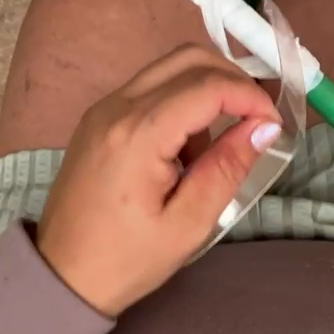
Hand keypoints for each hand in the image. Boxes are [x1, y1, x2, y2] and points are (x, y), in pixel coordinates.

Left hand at [36, 44, 282, 316]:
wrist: (59, 276)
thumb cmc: (125, 260)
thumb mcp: (188, 224)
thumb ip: (228, 168)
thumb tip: (266, 127)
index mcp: (138, 135)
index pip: (208, 86)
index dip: (250, 96)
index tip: (274, 125)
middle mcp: (117, 107)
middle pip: (189, 58)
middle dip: (232, 79)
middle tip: (256, 119)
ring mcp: (104, 107)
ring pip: (170, 66)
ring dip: (208, 88)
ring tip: (221, 141)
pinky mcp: (100, 116)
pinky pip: (152, 86)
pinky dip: (183, 99)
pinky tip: (188, 147)